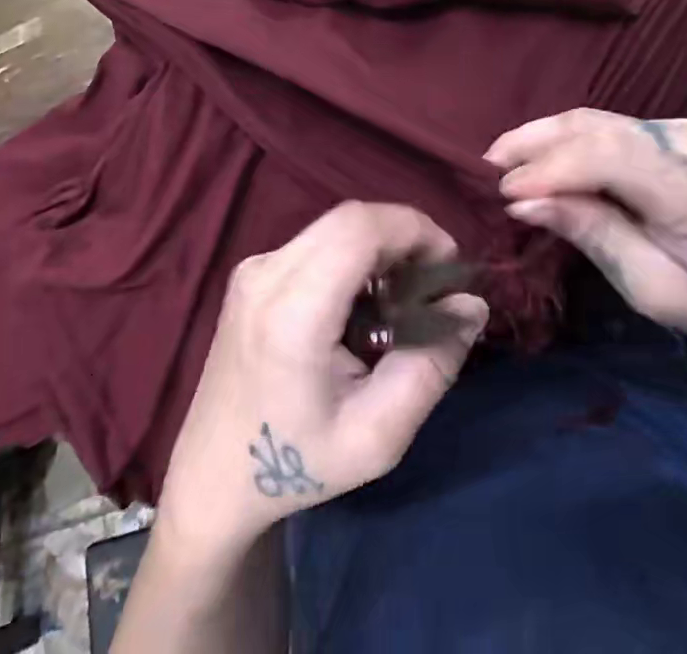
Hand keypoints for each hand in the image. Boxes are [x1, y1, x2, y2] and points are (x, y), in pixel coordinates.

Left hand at [157, 203, 488, 553]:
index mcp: (292, 310)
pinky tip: (363, 304)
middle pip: (347, 219)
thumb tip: (470, 305)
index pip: (359, 227)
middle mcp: (265, 273)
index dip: (416, 231)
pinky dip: (351, 257)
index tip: (449, 271)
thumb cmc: (298, 461)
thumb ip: (431, 366)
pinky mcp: (250, 275)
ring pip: (331, 227)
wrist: (217, 468)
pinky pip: (313, 243)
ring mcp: (252, 270)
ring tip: (402, 301)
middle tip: (432, 288)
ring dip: (378, 248)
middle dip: (403, 238)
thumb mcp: (378, 435)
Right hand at [489, 109, 686, 364]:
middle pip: (605, 129)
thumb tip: (522, 204)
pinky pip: (612, 126)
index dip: (552, 168)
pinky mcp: (684, 132)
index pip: (617, 158)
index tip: (505, 191)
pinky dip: (569, 139)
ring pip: (603, 121)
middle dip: (538, 143)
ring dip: (546, 136)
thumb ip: (593, 235)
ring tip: (503, 157)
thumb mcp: (651, 289)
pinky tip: (540, 155)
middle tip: (489, 164)